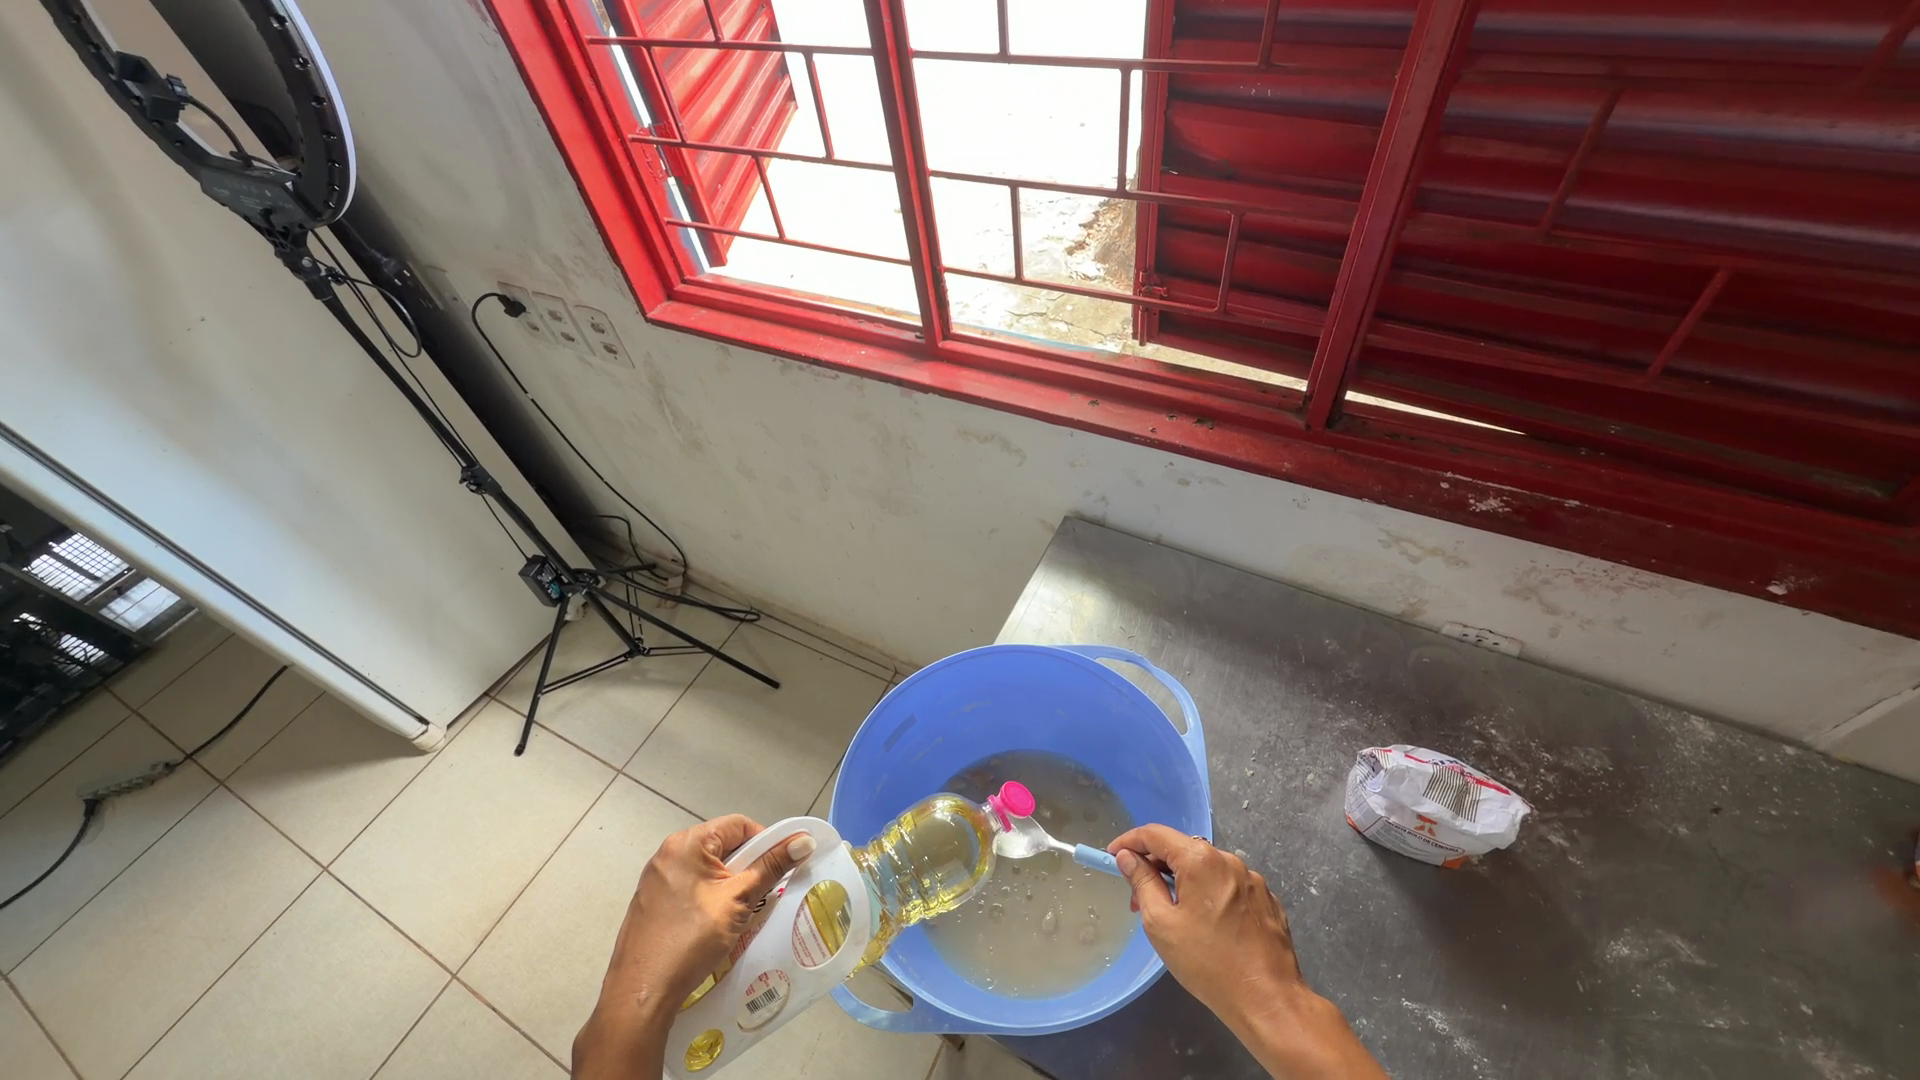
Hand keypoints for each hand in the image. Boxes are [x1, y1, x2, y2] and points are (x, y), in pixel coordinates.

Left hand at [607, 815, 815, 1008]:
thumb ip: (772, 866)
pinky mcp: (653, 903)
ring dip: (733, 884)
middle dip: (750, 866)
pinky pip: (693, 887)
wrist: (641, 994)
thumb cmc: (692, 939)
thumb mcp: (738, 900)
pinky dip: (713, 897)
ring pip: (709, 869)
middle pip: (723, 845)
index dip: (767, 841)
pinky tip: (720, 924)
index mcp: (687, 842)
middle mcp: (669, 853)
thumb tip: (805, 840)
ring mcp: (657, 879)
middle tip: (767, 892)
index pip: (739, 825)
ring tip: (748, 910)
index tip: (783, 866)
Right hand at [1109, 826, 1385, 1078]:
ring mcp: (1252, 880)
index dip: (1129, 842)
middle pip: (1182, 850)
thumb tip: (1127, 857)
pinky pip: (1228, 886)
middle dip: (1155, 867)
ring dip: (1182, 882)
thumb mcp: (1161, 923)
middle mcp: (1229, 860)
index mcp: (1201, 859)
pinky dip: (1209, 894)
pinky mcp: (1267, 900)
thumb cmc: (1207, 963)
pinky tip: (1206, 925)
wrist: (1269, 1001)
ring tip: (1172, 916)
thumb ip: (1142, 882)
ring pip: (1206, 869)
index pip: (1155, 834)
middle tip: (1137, 899)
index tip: (1112, 856)